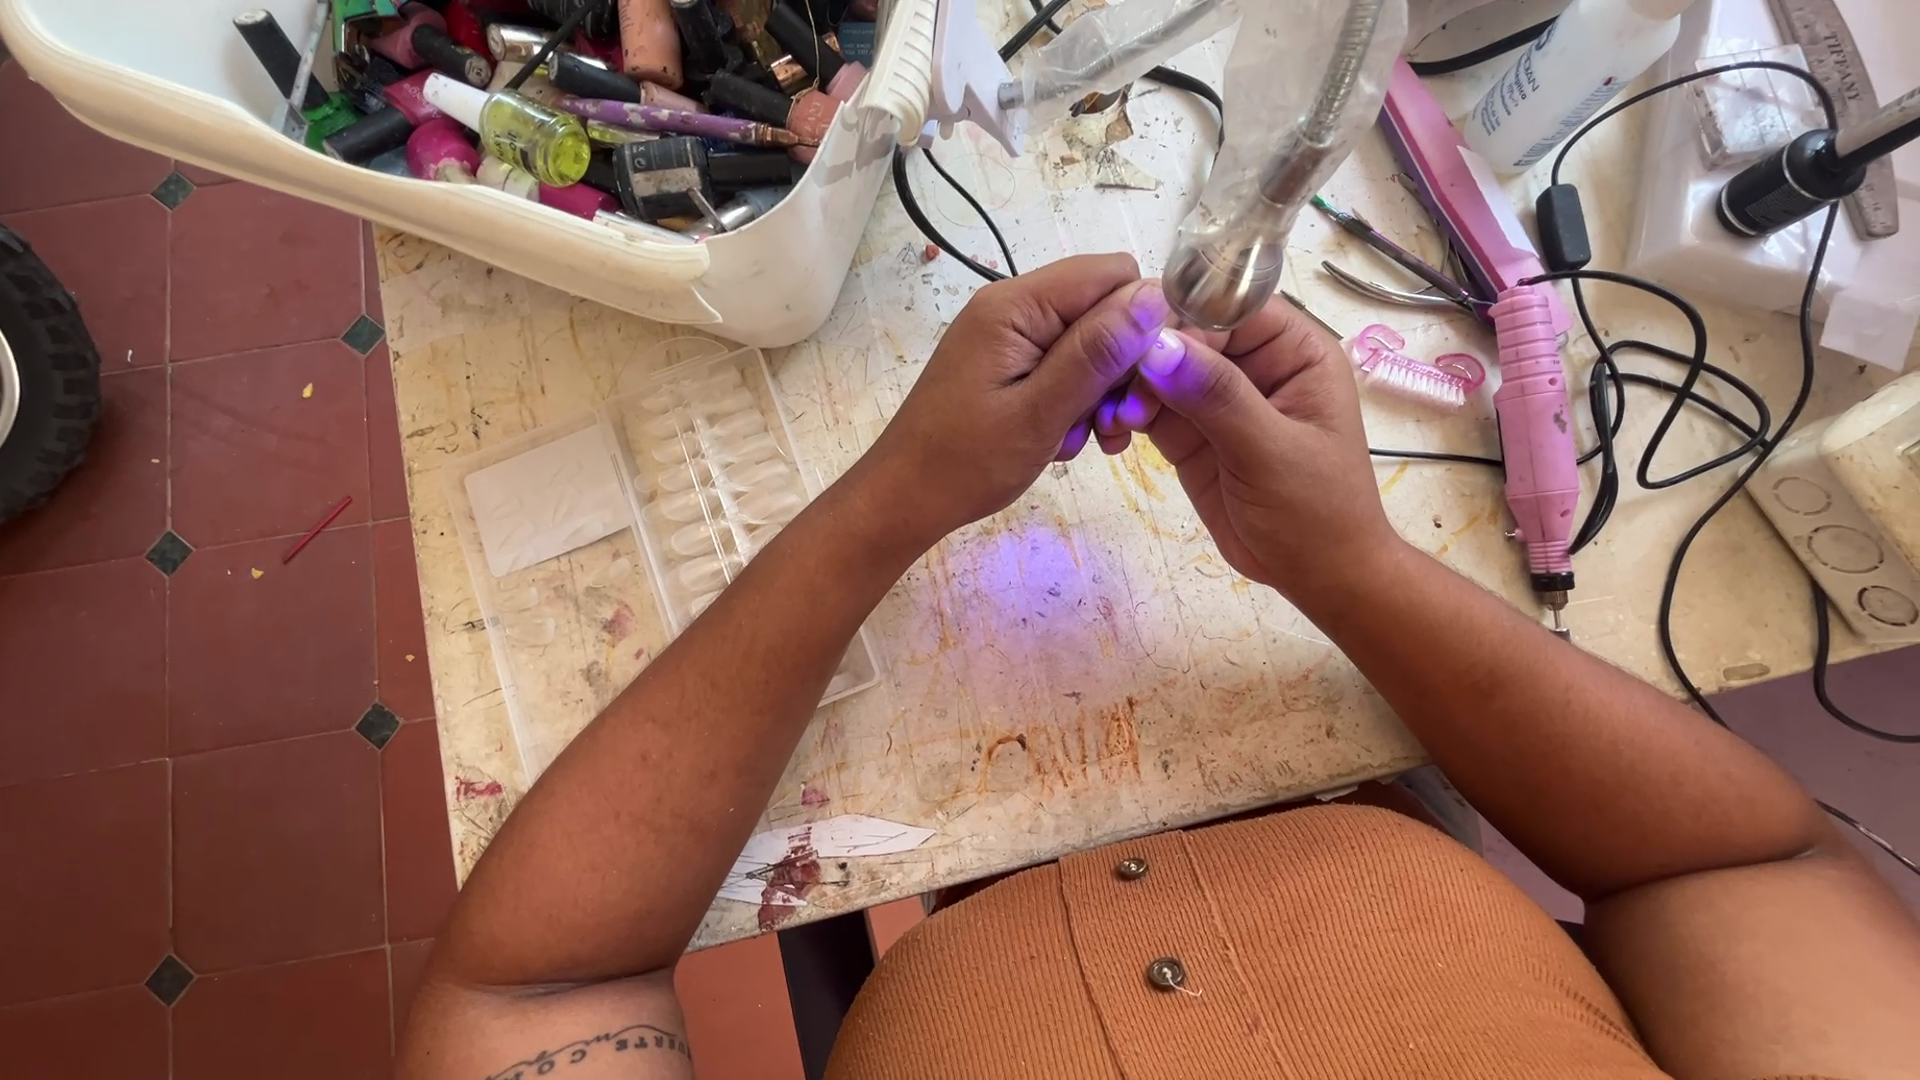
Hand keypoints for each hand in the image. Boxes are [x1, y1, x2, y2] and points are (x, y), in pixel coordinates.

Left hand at [850, 254, 1172, 547]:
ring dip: (1099, 394)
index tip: (1146, 382)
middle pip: (1102, 311)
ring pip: (1088, 346)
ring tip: (1085, 441)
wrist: (906, 499)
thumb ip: (1097, 353)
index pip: (1113, 275)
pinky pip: (1062, 370)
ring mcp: (1008, 338)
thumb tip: (1156, 295)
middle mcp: (1012, 308)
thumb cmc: (966, 463)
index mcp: (1016, 305)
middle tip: (1112, 426)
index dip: (1142, 323)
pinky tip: (1065, 441)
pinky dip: (1074, 403)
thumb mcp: (1040, 411)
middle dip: (1120, 366)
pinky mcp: (1006, 366)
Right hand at [1133, 294, 1403, 600]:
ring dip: (1128, 389)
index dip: (1183, 318)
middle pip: (1186, 336)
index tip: (1137, 343)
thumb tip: (1157, 346)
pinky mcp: (1190, 434)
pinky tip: (1110, 432)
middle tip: (1114, 391)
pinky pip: (1149, 409)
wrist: (1312, 573)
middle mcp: (1252, 367)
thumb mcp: (1270, 450)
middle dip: (1146, 357)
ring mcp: (1216, 401)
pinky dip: (1125, 416)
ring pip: (1160, 371)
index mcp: (1292, 353)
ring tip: (1111, 422)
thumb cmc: (1313, 511)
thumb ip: (1216, 397)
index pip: (1231, 310)